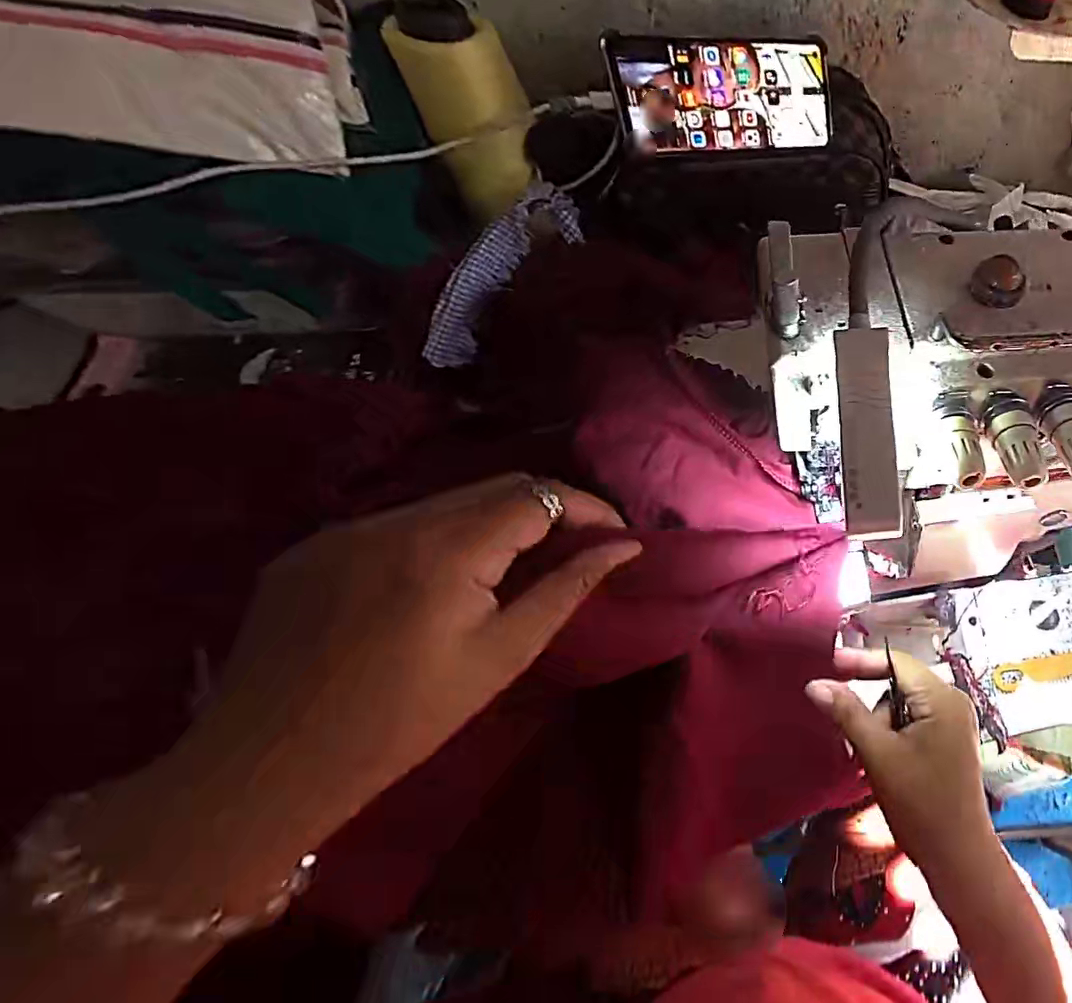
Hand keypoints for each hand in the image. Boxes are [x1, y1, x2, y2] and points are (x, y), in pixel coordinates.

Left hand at [89, 475, 641, 911]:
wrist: (260, 772)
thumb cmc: (404, 720)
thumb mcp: (504, 654)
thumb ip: (567, 588)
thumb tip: (625, 546)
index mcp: (444, 551)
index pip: (539, 496)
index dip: (588, 507)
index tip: (617, 534)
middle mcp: (392, 522)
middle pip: (498, 485)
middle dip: (552, 507)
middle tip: (581, 545)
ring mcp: (344, 530)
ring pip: (450, 499)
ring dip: (500, 518)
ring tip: (523, 559)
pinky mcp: (312, 547)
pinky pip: (402, 520)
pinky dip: (447, 533)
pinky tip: (451, 575)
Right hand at [805, 649, 993, 870]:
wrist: (957, 854)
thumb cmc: (919, 803)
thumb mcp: (878, 755)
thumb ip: (847, 713)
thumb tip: (816, 683)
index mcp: (943, 697)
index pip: (897, 662)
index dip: (862, 662)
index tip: (829, 664)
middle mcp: (955, 700)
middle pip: (902, 683)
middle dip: (873, 707)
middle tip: (856, 740)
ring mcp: (957, 721)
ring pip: (906, 705)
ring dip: (883, 725)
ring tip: (875, 760)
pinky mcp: (953, 739)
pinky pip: (917, 721)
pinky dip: (896, 735)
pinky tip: (887, 761)